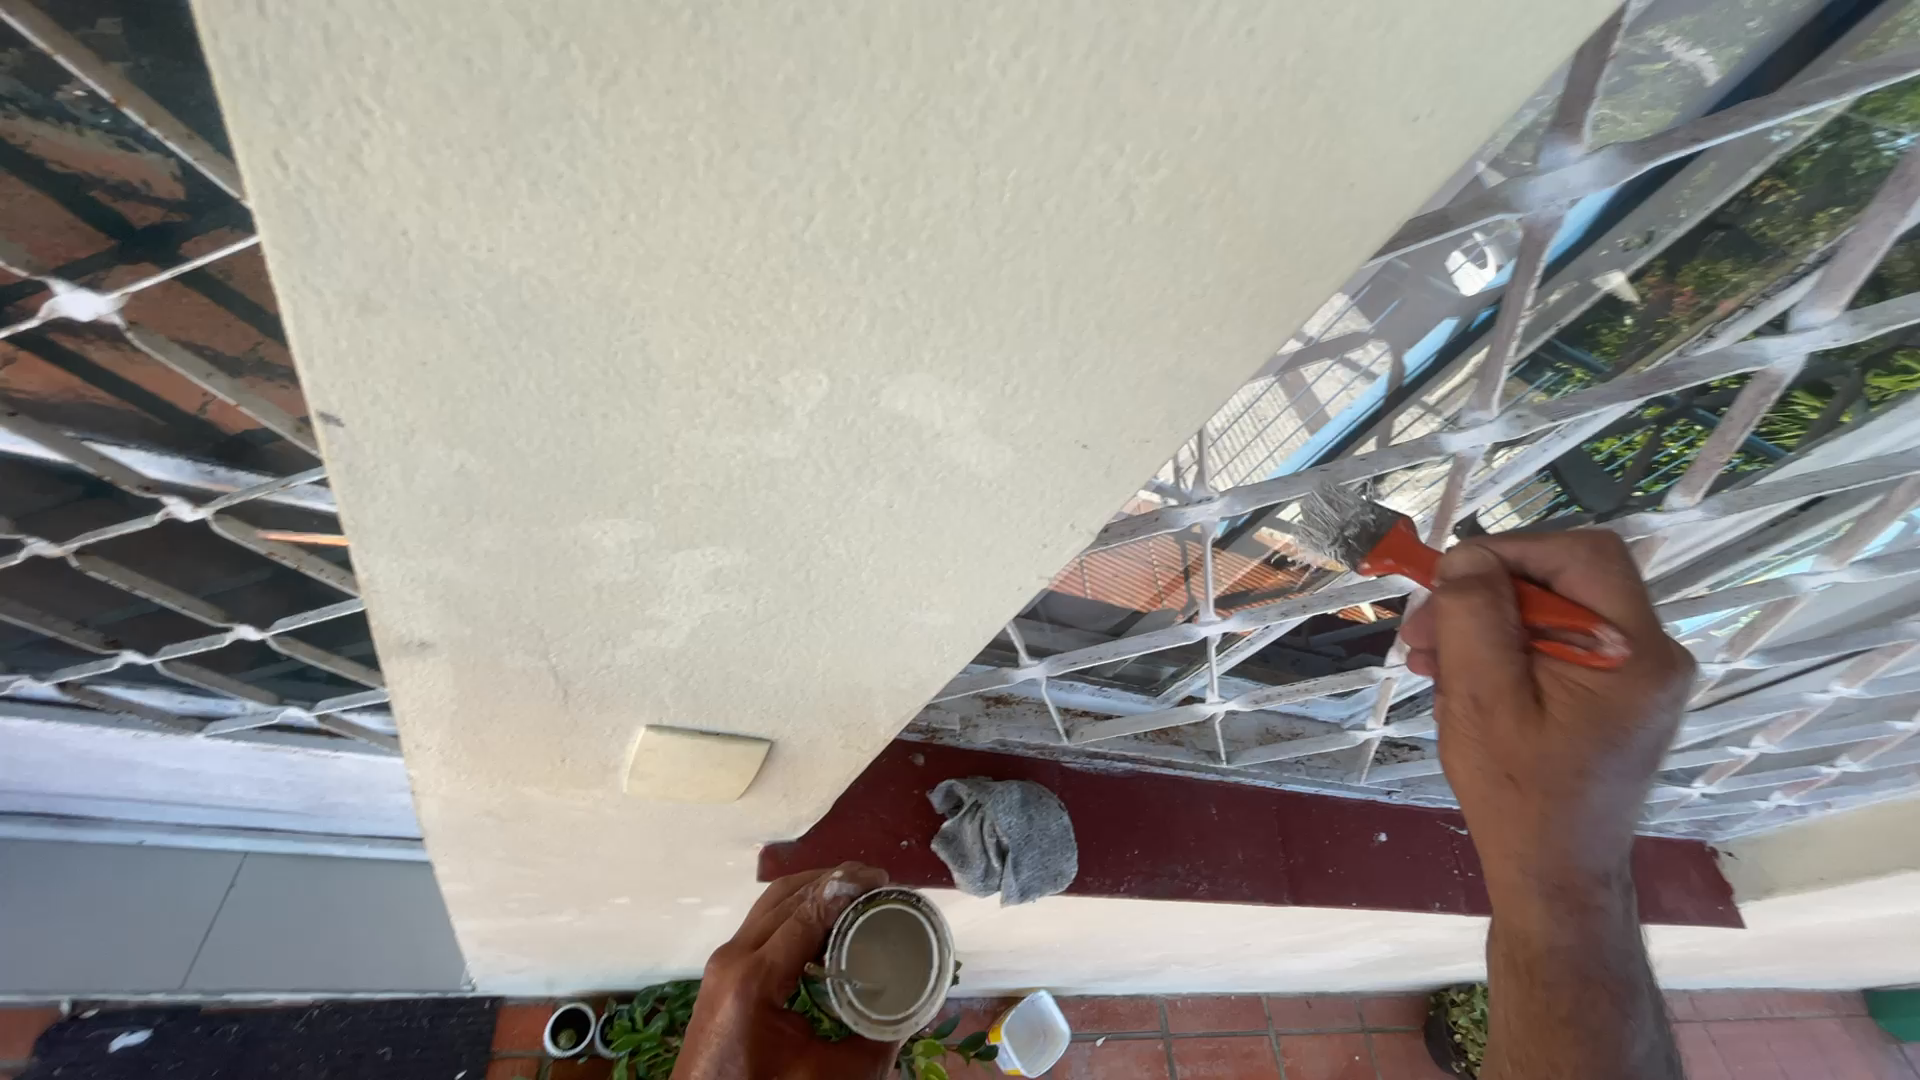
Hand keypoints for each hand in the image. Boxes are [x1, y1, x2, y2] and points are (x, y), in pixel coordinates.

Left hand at [674, 863, 897, 1079]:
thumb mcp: (825, 1078)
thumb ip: (873, 1041)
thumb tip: (912, 1004)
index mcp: (755, 979)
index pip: (807, 912)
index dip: (846, 888)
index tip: (881, 879)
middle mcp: (733, 956)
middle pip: (789, 896)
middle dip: (834, 880)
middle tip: (876, 881)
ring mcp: (724, 960)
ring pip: (772, 901)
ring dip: (813, 887)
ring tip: (854, 889)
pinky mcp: (724, 969)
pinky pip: (763, 919)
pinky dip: (796, 906)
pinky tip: (824, 918)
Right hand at [1399, 531, 1693, 902]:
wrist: (1551, 865)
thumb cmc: (1517, 787)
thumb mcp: (1482, 696)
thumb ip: (1475, 616)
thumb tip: (1466, 557)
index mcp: (1633, 651)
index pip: (1582, 554)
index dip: (1510, 550)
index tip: (1448, 581)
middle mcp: (1648, 654)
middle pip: (1560, 581)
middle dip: (1481, 594)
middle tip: (1422, 630)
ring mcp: (1630, 675)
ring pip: (1546, 611)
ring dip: (1479, 623)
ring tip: (1428, 659)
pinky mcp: (1607, 694)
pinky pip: (1547, 644)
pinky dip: (1496, 649)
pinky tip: (1456, 676)